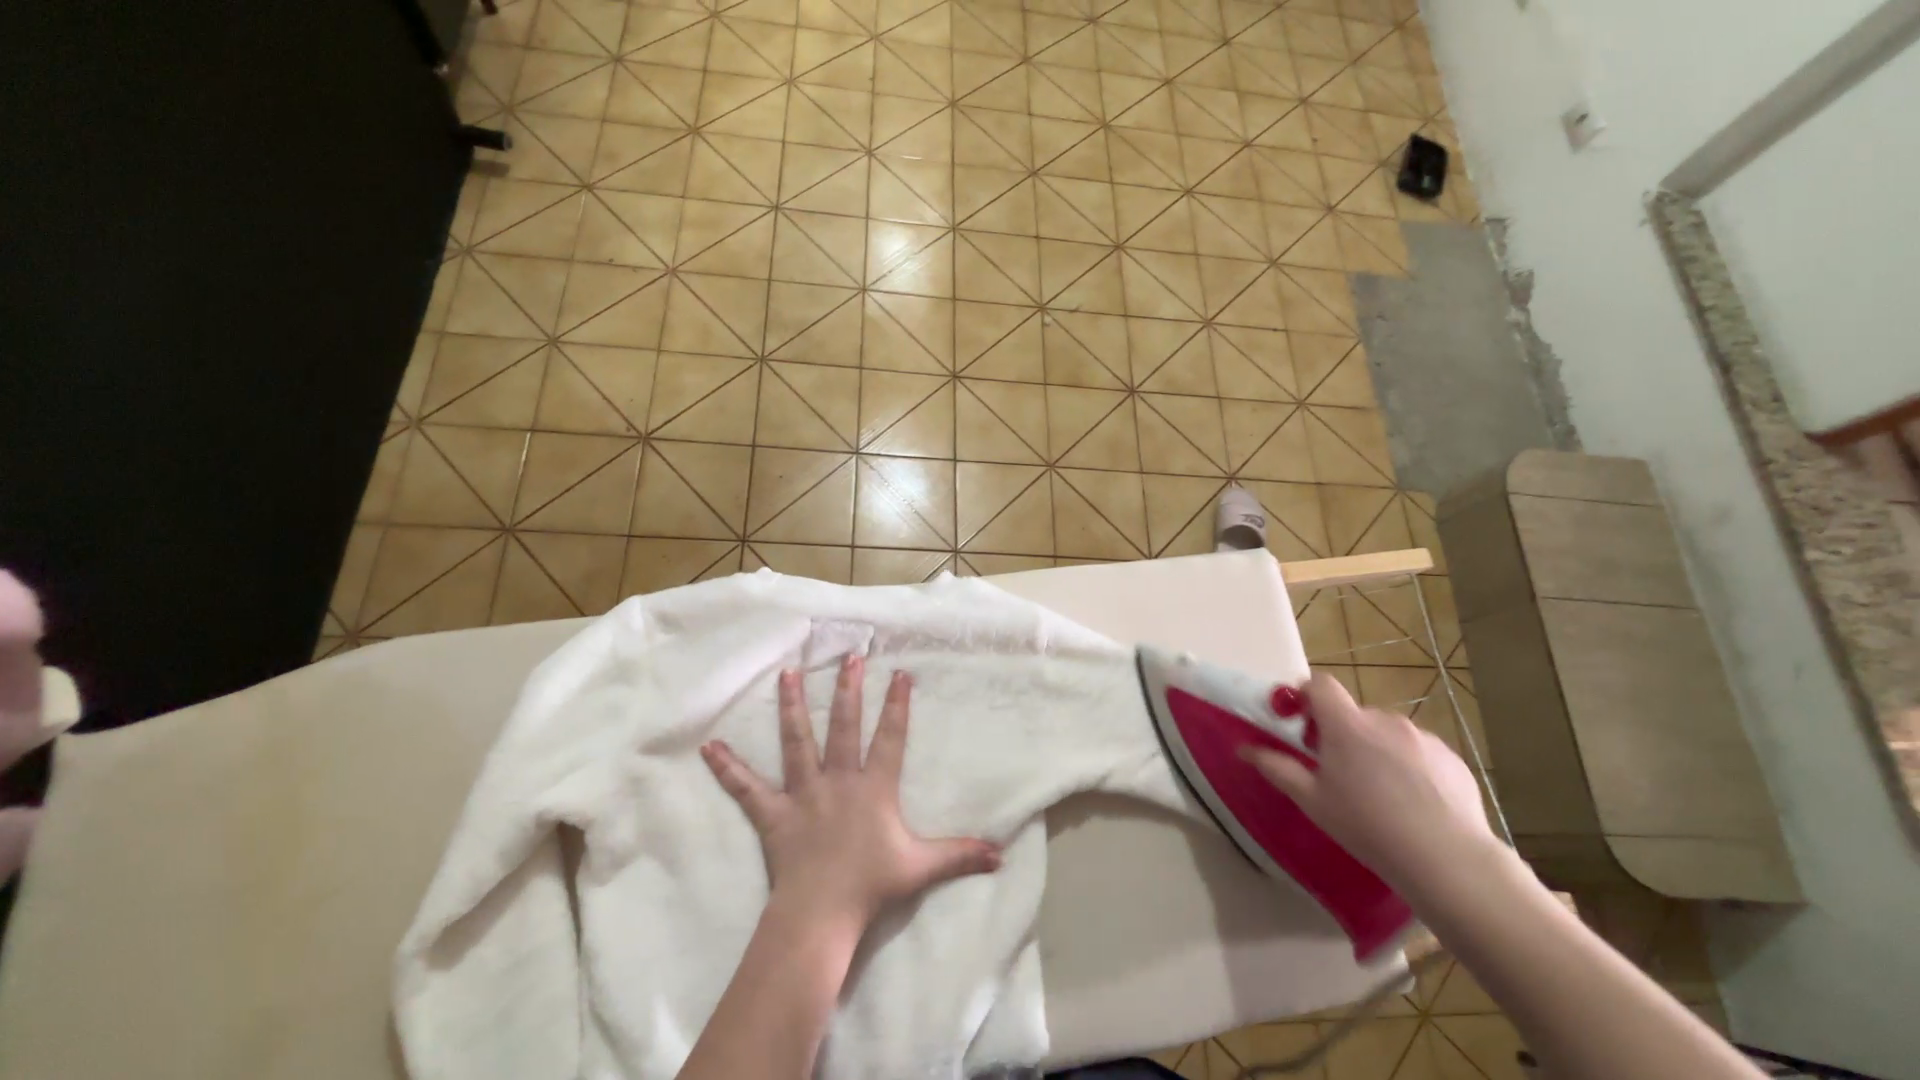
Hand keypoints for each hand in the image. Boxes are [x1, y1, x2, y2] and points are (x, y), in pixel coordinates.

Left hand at [700, 655, 1001, 927]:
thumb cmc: (871, 886)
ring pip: (796, 742)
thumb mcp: (921, 867)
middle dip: (848, 689)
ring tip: (787, 673)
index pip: (889, 738)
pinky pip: (746, 787)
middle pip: (843, 726)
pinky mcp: (773, 813)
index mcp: (873, 789)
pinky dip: (727, 767)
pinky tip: (708, 746)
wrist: (821, 912)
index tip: (900, 673)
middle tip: (849, 656)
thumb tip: (1002, 855)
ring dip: (791, 707)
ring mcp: (802, 794)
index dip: (896, 706)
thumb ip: (960, 855)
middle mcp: (838, 781)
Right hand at [1244, 671, 1496, 894]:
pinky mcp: (1451, 757)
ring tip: (1382, 795)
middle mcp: (1385, 720)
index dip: (1306, 697)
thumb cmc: (1366, 826)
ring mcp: (1423, 737)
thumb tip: (1243, 748)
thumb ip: (1276, 767)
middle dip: (1342, 735)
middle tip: (1339, 775)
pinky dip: (1410, 768)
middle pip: (1353, 714)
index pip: (1320, 684)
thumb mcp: (1311, 800)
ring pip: (1388, 734)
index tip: (1302, 727)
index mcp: (1347, 725)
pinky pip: (1420, 752)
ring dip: (1377, 751)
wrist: (1444, 857)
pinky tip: (1414, 805)